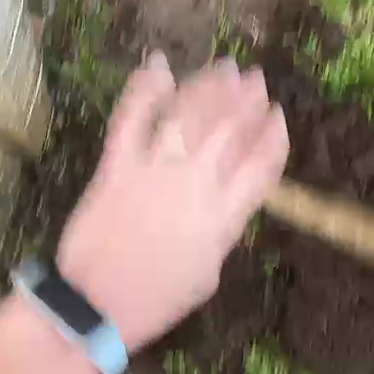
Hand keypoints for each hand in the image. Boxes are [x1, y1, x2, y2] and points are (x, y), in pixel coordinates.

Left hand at [56, 52, 289, 350]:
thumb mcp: (208, 272)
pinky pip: (132, 118)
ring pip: (188, 115)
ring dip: (209, 86)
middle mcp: (195, 186)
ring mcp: (154, 171)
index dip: (274, 135)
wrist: (95, 307)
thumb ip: (222, 227)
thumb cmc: (156, 300)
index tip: (277, 115)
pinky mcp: (116, 165)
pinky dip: (145, 88)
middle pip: (229, 130)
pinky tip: (158, 66)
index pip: (263, 165)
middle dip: (246, 99)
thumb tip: (227, 195)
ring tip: (223, 68)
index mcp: (224, 218)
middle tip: (254, 78)